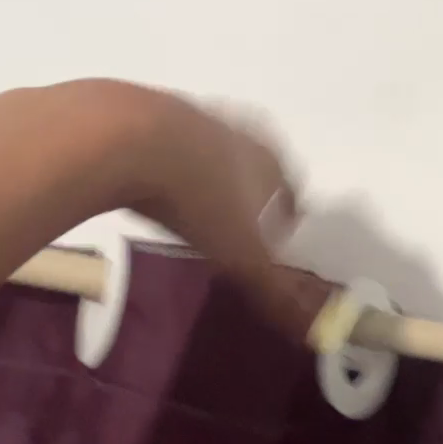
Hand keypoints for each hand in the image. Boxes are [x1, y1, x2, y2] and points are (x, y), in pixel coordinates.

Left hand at [5, 80, 309, 335]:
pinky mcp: (147, 110)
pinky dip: (166, 163)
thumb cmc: (199, 199)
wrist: (123, 139)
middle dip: (252, 191)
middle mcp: (239, 135)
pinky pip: (168, 142)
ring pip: (212, 150)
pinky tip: (148, 186)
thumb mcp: (241, 255)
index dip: (289, 214)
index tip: (278, 237)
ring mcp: (193, 118)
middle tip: (238, 220)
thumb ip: (277, 292)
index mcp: (271, 163)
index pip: (293, 189)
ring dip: (208, 174)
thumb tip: (319, 333)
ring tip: (193, 207)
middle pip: (255, 164)